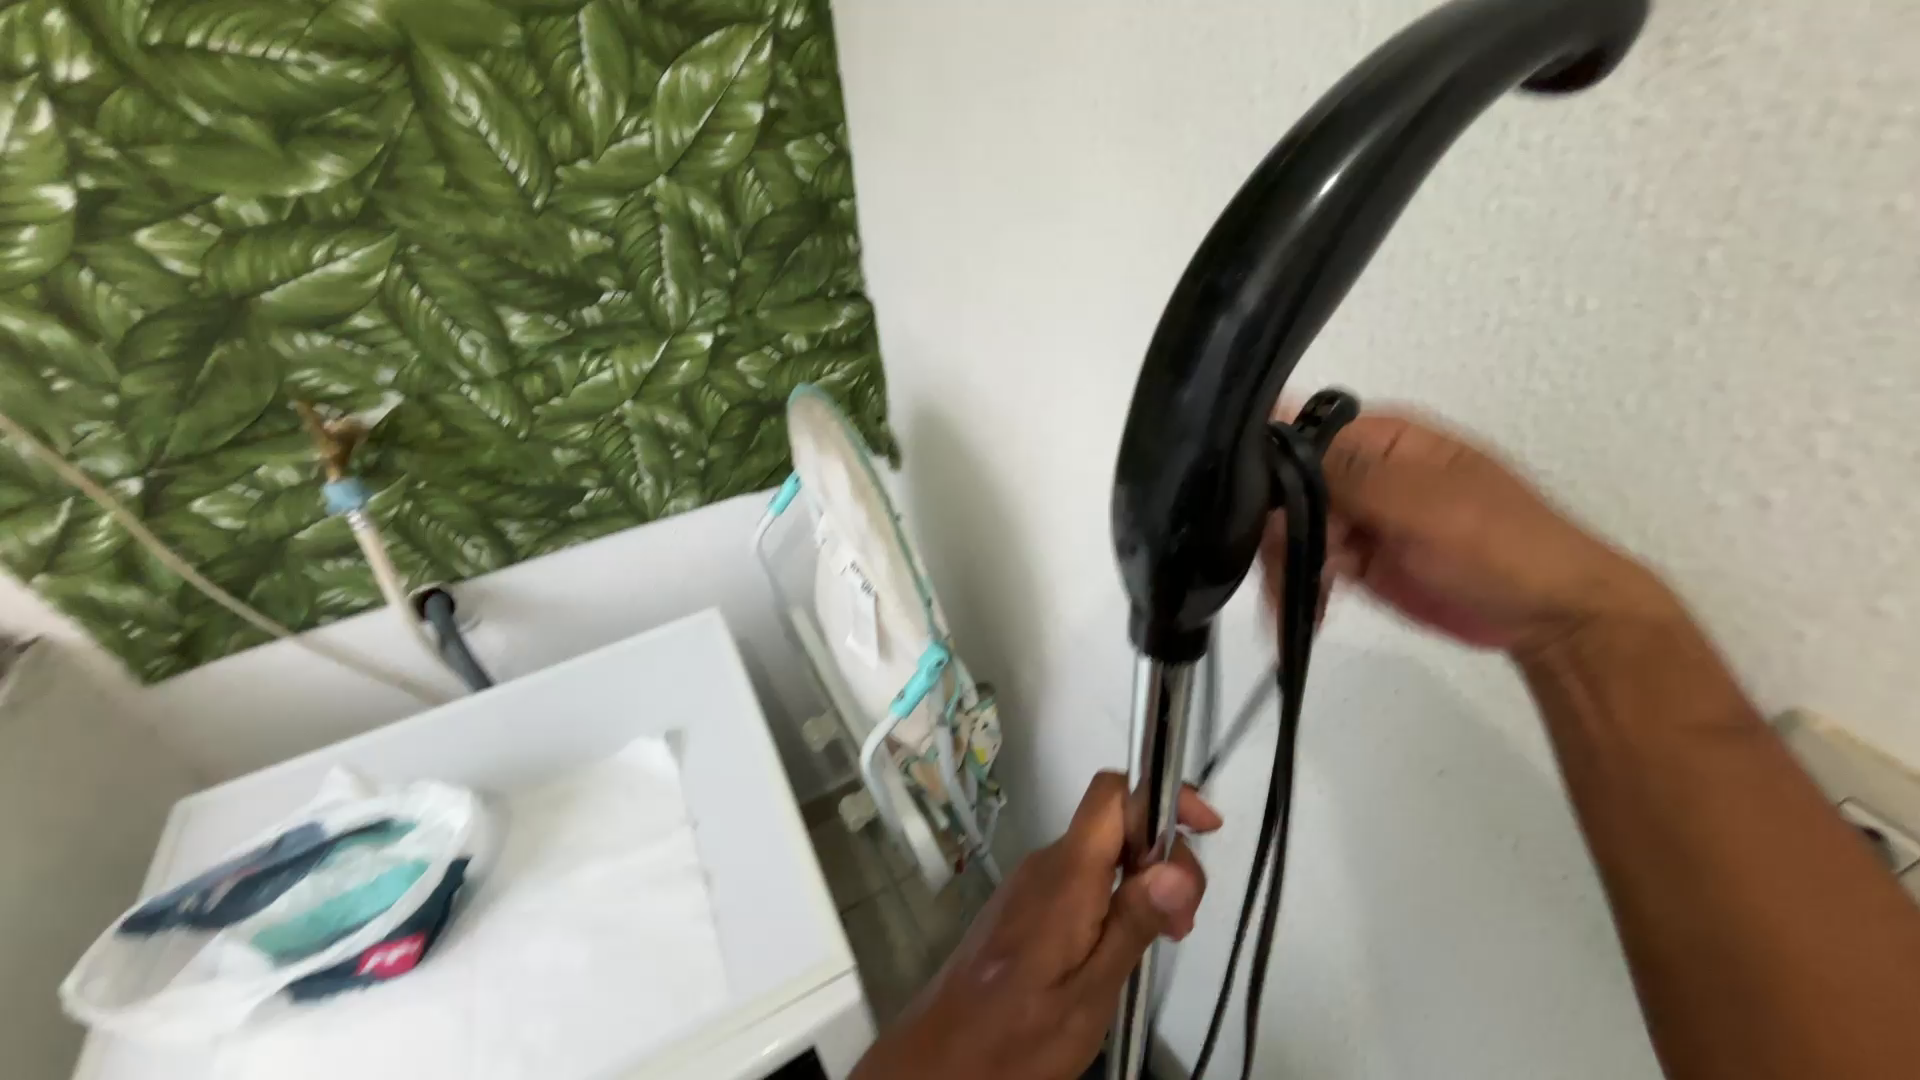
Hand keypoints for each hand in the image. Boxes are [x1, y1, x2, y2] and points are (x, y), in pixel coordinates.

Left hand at [850, 772, 1220, 1079]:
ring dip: (1141, 879)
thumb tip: (1179, 868)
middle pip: (1115, 824)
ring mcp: (1033, 881)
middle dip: (1162, 855)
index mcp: (1067, 874)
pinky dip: (1114, 893)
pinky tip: (1122, 941)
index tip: (1204, 827)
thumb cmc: (1018, 1033)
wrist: (942, 1056)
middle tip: (1181, 922)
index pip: (1112, 794)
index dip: (1162, 794)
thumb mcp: (1090, 991)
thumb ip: (1133, 923)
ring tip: (1160, 938)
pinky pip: (1080, 876)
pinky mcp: (1025, 902)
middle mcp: (1047, 863)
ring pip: (1101, 852)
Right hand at [1264, 408, 1674, 657]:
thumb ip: (1348, 472)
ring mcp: (1357, 518)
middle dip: (1276, 533)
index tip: (1247, 506)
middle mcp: (1361, 473)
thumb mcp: (1421, 501)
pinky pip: (1307, 567)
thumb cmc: (1497, 544)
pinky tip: (1301, 615)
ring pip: (1289, 533)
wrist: (1547, 616)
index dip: (1266, 466)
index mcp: (1381, 439)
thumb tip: (1279, 434)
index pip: (1300, 437)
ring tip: (1289, 606)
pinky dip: (1296, 590)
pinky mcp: (1355, 560)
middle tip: (1281, 570)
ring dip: (1282, 569)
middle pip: (1285, 491)